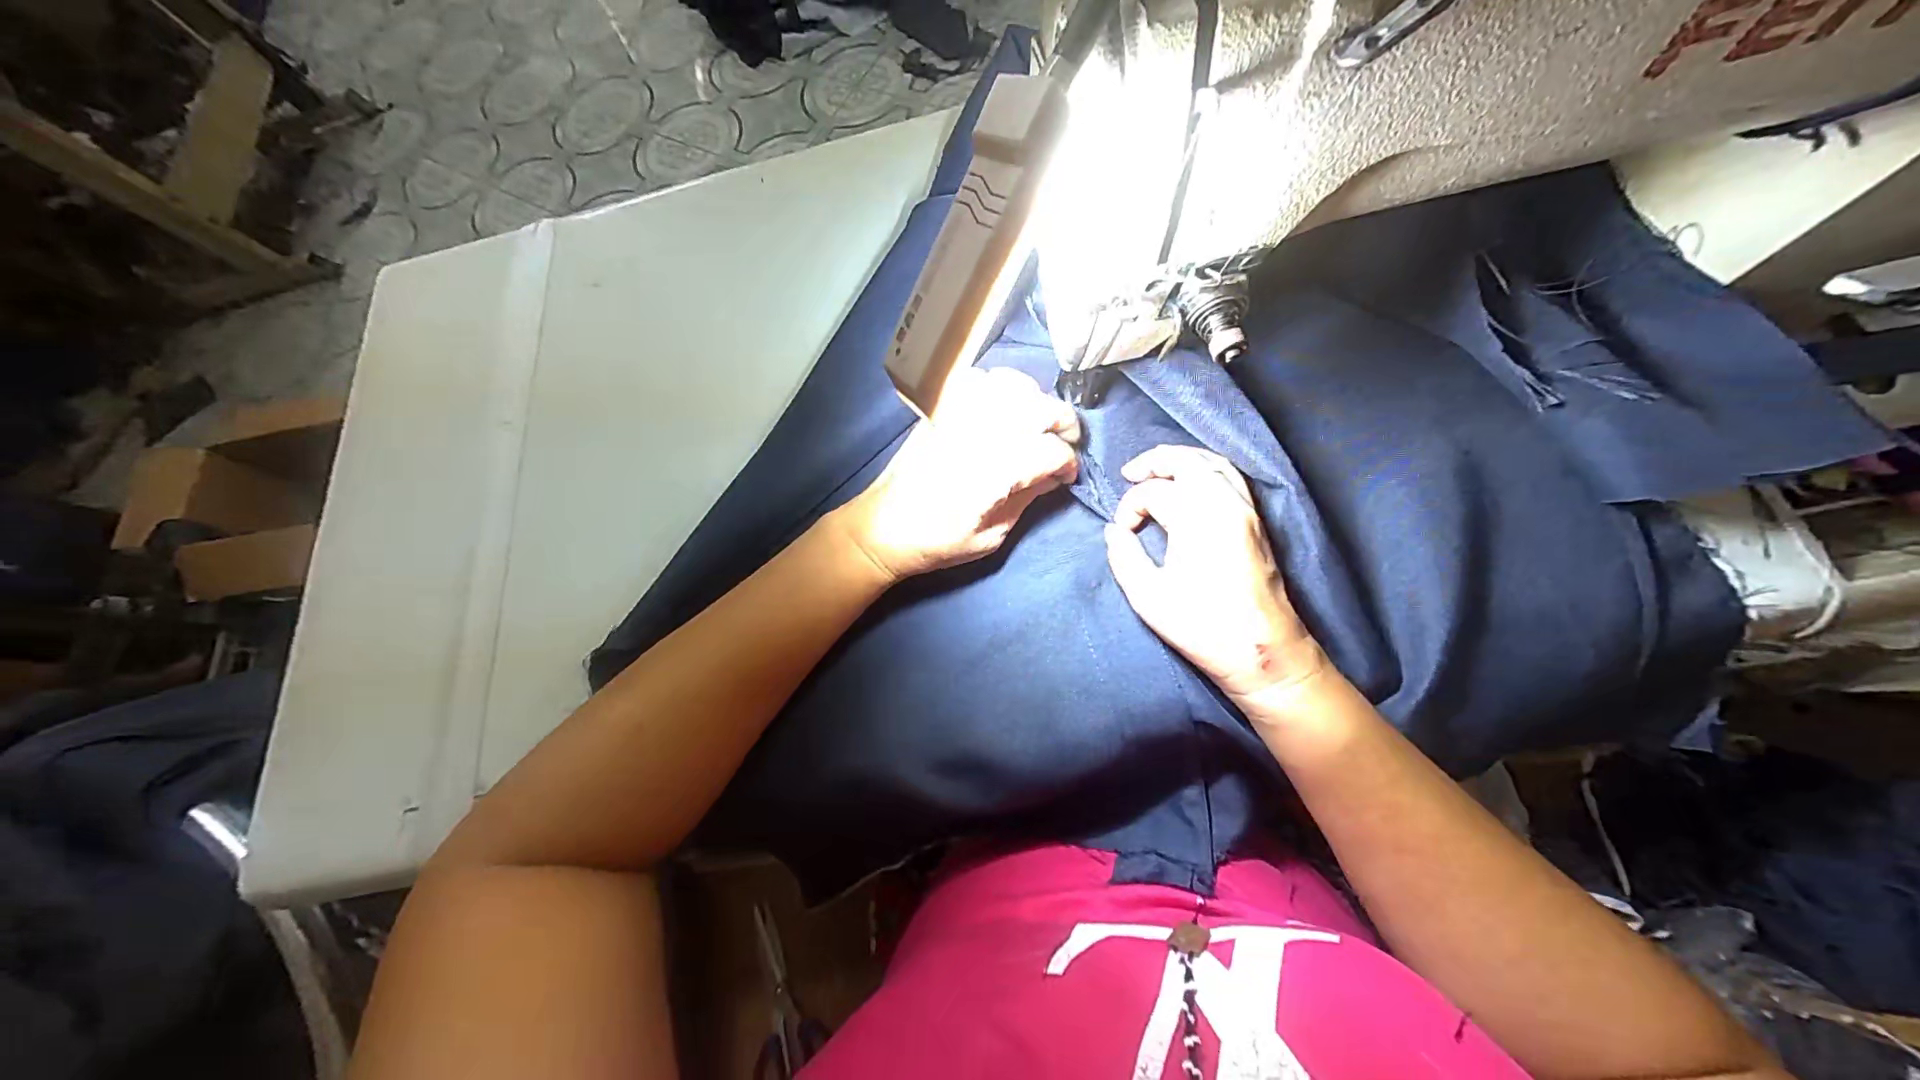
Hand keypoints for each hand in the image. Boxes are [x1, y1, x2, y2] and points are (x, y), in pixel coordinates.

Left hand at [837, 367, 1080, 581]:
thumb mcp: (992, 535)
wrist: (884, 526)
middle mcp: (980, 433)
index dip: (1069, 463)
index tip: (1067, 476)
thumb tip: (1054, 476)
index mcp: (995, 471)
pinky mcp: (942, 408)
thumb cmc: (938, 541)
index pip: (1052, 450)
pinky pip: (979, 378)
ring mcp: (959, 414)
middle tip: (1063, 443)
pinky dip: (998, 386)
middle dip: (1063, 423)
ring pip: (1014, 384)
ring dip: (1034, 400)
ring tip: (1036, 423)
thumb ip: (1028, 498)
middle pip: (1042, 407)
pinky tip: (1002, 407)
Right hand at [1103, 445, 1333, 713]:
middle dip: (1155, 461)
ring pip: (1214, 462)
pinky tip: (1191, 483)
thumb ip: (1124, 557)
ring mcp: (1247, 510)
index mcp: (1198, 519)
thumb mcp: (1148, 597)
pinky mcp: (1257, 522)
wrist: (1264, 651)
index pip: (1154, 492)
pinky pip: (1230, 477)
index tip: (1123, 533)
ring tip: (1157, 469)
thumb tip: (1114, 531)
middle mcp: (1226, 504)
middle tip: (1130, 472)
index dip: (1130, 507)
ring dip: (1183, 459)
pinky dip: (1205, 468)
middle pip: (1189, 461)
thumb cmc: (1204, 627)